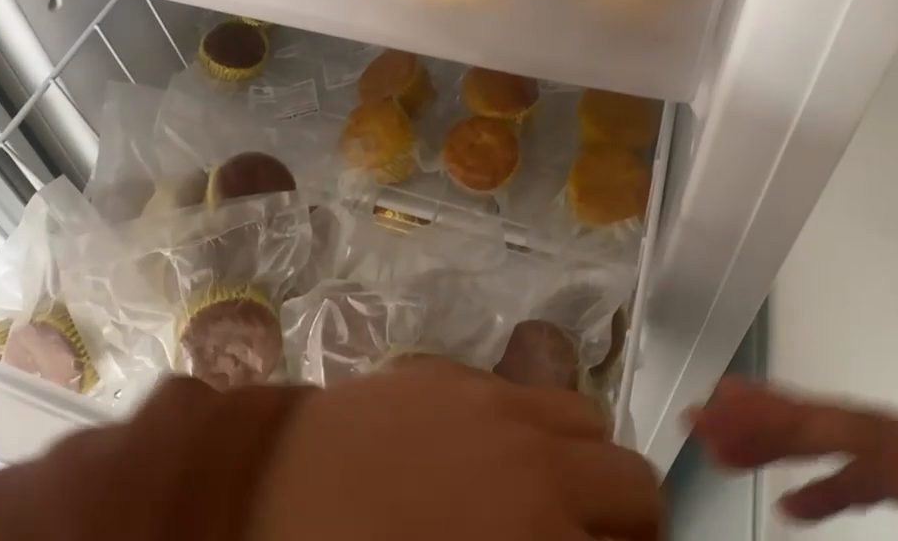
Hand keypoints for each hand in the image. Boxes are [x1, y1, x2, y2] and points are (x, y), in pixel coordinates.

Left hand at [251, 359, 661, 540]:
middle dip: (625, 523)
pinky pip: (521, 392)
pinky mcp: (451, 373)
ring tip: (544, 493)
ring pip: (586, 418)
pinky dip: (528, 424)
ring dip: (583, 462)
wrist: (262, 497)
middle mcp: (537, 461)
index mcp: (539, 532)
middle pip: (635, 483)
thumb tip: (557, 535)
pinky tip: (483, 453)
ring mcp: (495, 404)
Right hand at [688, 378, 897, 540]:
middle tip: (704, 419)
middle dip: (775, 420)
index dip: (785, 419)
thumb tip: (796, 507)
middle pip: (854, 421)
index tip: (722, 413)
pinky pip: (897, 473)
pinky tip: (802, 503)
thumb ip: (894, 480)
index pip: (860, 429)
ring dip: (797, 447)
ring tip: (731, 453)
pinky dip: (842, 479)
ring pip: (869, 443)